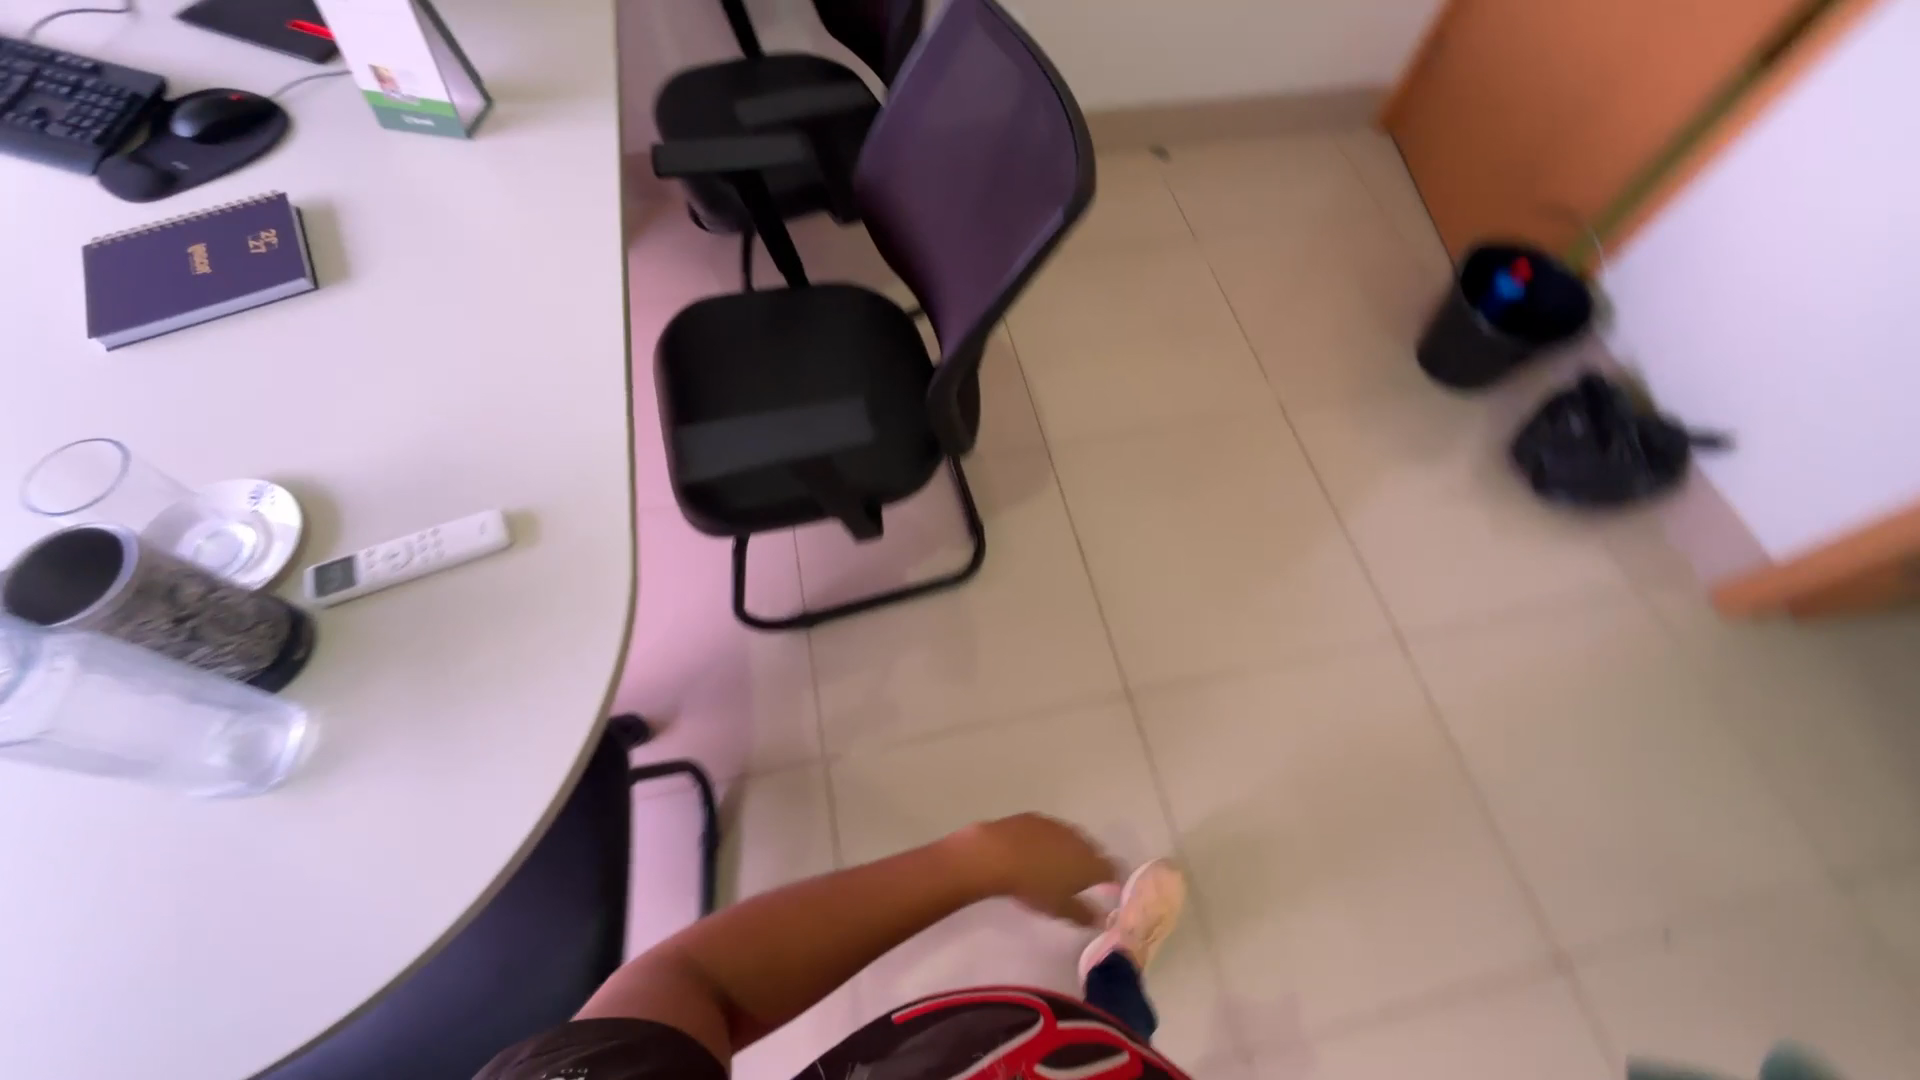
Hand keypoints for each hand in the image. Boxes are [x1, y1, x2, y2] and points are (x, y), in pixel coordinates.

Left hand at [946, 814, 1120, 925]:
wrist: (998, 854)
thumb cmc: (1033, 886)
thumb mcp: (1059, 909)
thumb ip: (1083, 914)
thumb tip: (1101, 919)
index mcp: (1090, 863)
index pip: (1112, 869)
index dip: (1112, 879)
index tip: (1109, 887)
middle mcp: (1079, 840)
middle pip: (1093, 851)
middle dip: (1090, 863)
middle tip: (1080, 879)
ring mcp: (1058, 826)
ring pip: (1072, 838)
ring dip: (1070, 850)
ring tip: (1057, 864)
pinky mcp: (1037, 817)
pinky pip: (1051, 830)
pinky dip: (1049, 840)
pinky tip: (1036, 850)